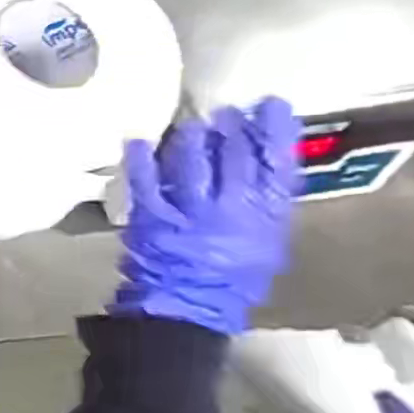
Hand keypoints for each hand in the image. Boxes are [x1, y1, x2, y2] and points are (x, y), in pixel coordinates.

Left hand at [111, 97, 298, 335]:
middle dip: (230, 131)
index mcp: (267, 214)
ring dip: (190, 140)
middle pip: (233, 158)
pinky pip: (145, 183)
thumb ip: (261, 208)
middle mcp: (230, 207)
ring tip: (191, 122)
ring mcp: (187, 210)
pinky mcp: (150, 217)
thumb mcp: (265, 242)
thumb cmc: (231, 280)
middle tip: (226, 109)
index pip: (277, 164)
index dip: (274, 133)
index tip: (270, 107)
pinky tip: (136, 140)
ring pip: (190, 165)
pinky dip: (140, 161)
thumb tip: (258, 176)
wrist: (187, 305)